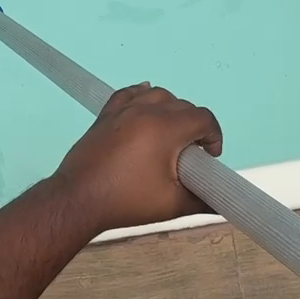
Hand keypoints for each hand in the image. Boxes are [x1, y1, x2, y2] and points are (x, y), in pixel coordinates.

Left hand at [50, 83, 222, 232]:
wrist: (79, 199)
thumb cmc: (127, 201)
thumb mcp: (171, 204)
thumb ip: (201, 200)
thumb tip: (220, 203)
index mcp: (166, 128)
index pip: (203, 118)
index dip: (214, 136)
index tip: (209, 157)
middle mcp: (145, 111)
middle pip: (182, 105)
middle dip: (194, 126)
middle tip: (191, 153)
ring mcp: (123, 110)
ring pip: (157, 95)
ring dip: (171, 109)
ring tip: (170, 134)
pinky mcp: (105, 115)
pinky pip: (128, 93)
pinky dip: (141, 94)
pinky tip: (145, 98)